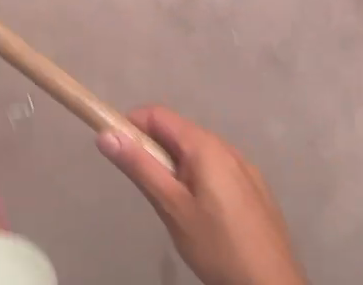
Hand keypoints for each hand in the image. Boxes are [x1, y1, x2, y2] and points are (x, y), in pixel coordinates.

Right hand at [98, 107, 307, 284]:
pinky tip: (205, 217)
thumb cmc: (217, 247)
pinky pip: (218, 170)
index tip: (119, 152)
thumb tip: (105, 134)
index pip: (157, 114)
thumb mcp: (171, 208)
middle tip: (148, 188)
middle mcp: (227, 148)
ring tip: (175, 207)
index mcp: (205, 146)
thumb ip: (139, 167)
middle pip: (178, 132)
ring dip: (177, 166)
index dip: (132, 125)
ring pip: (198, 153)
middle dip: (154, 150)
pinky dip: (199, 179)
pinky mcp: (257, 190)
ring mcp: (246, 169)